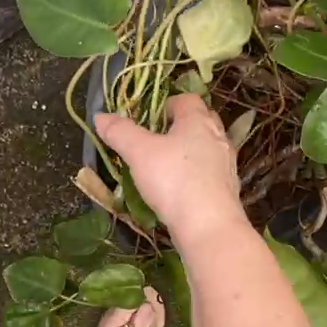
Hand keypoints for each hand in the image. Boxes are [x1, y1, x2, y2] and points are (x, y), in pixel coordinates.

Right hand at [96, 95, 247, 250]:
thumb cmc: (174, 180)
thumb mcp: (139, 153)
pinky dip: (195, 177)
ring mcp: (226, 165)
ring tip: (166, 167)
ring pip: (206, 150)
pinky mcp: (227, 190)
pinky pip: (209, 175)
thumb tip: (100, 116)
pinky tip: (180, 191)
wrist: (208, 225)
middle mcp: (217, 138)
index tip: (150, 119)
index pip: (187, 100)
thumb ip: (120, 133)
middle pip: (201, 122)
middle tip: (156, 141)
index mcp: (198, 121)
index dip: (167, 105)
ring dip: (189, 154)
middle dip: (180, 127)